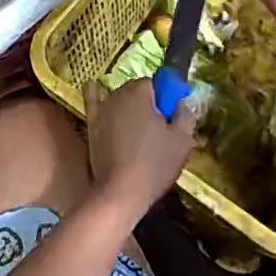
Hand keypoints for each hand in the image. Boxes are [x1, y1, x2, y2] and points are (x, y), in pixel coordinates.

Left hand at [83, 78, 198, 214]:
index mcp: (140, 92)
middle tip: (158, 128)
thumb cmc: (155, 164)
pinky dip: (95, 94)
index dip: (164, 98)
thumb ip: (185, 115)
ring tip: (138, 130)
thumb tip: (181, 102)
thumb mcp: (182, 141)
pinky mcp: (91, 123)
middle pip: (136, 90)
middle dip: (147, 102)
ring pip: (119, 98)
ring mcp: (101, 108)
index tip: (170, 115)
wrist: (121, 191)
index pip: (155, 83)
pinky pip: (92, 101)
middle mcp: (117, 94)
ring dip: (128, 106)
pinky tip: (95, 88)